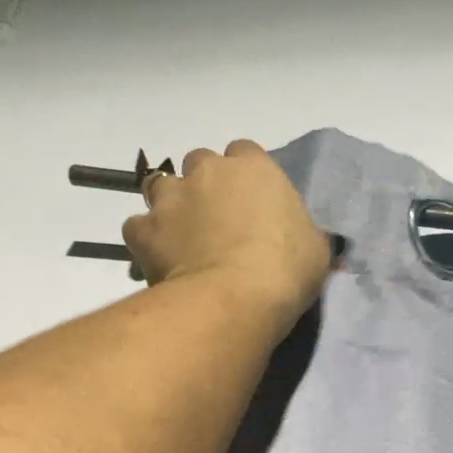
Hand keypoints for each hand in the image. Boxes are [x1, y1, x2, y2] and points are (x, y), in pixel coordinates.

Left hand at [122, 139, 334, 320]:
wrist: (234, 299)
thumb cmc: (286, 270)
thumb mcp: (315, 250)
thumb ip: (305, 234)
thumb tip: (307, 240)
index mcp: (254, 167)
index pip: (245, 152)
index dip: (246, 176)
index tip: (251, 202)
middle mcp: (207, 170)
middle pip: (199, 162)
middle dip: (204, 185)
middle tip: (216, 221)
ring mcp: (171, 198)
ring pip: (161, 185)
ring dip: (170, 204)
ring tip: (181, 236)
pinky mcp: (144, 230)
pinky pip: (137, 227)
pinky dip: (146, 239)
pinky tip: (158, 259)